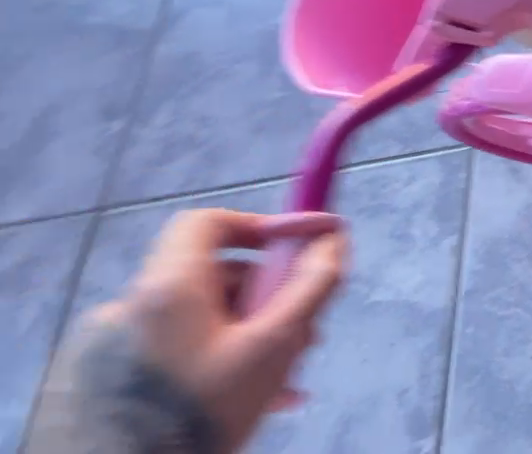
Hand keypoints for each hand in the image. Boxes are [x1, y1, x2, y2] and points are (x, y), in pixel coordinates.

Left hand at [100, 209, 348, 449]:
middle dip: (270, 296)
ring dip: (251, 333)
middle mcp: (127, 310)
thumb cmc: (204, 409)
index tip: (299, 248)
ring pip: (201, 320)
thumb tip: (333, 236)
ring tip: (283, 373)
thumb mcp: (278, 342)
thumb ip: (314, 281)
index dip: (260, 225)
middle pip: (215, 276)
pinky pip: (175, 352)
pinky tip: (250, 393)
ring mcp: (105, 351)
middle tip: (304, 329)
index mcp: (165, 290)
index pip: (208, 223)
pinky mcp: (98, 385)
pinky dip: (218, 358)